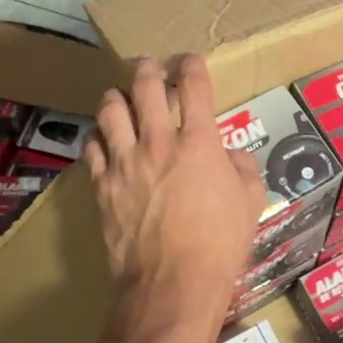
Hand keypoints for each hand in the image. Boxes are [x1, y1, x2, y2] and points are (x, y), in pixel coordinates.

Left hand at [85, 54, 264, 327]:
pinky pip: (92, 147)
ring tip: (119, 95)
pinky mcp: (101, 186)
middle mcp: (159, 141)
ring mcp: (125, 162)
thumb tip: (231, 156)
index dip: (192, 65)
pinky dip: (97, 136)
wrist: (172, 282)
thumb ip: (243, 169)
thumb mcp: (251, 202)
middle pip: (146, 87)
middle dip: (148, 68)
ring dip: (116, 96)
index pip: (195, 86)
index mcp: (200, 141)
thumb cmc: (220, 243)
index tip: (190, 60)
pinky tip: (102, 137)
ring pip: (111, 110)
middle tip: (149, 65)